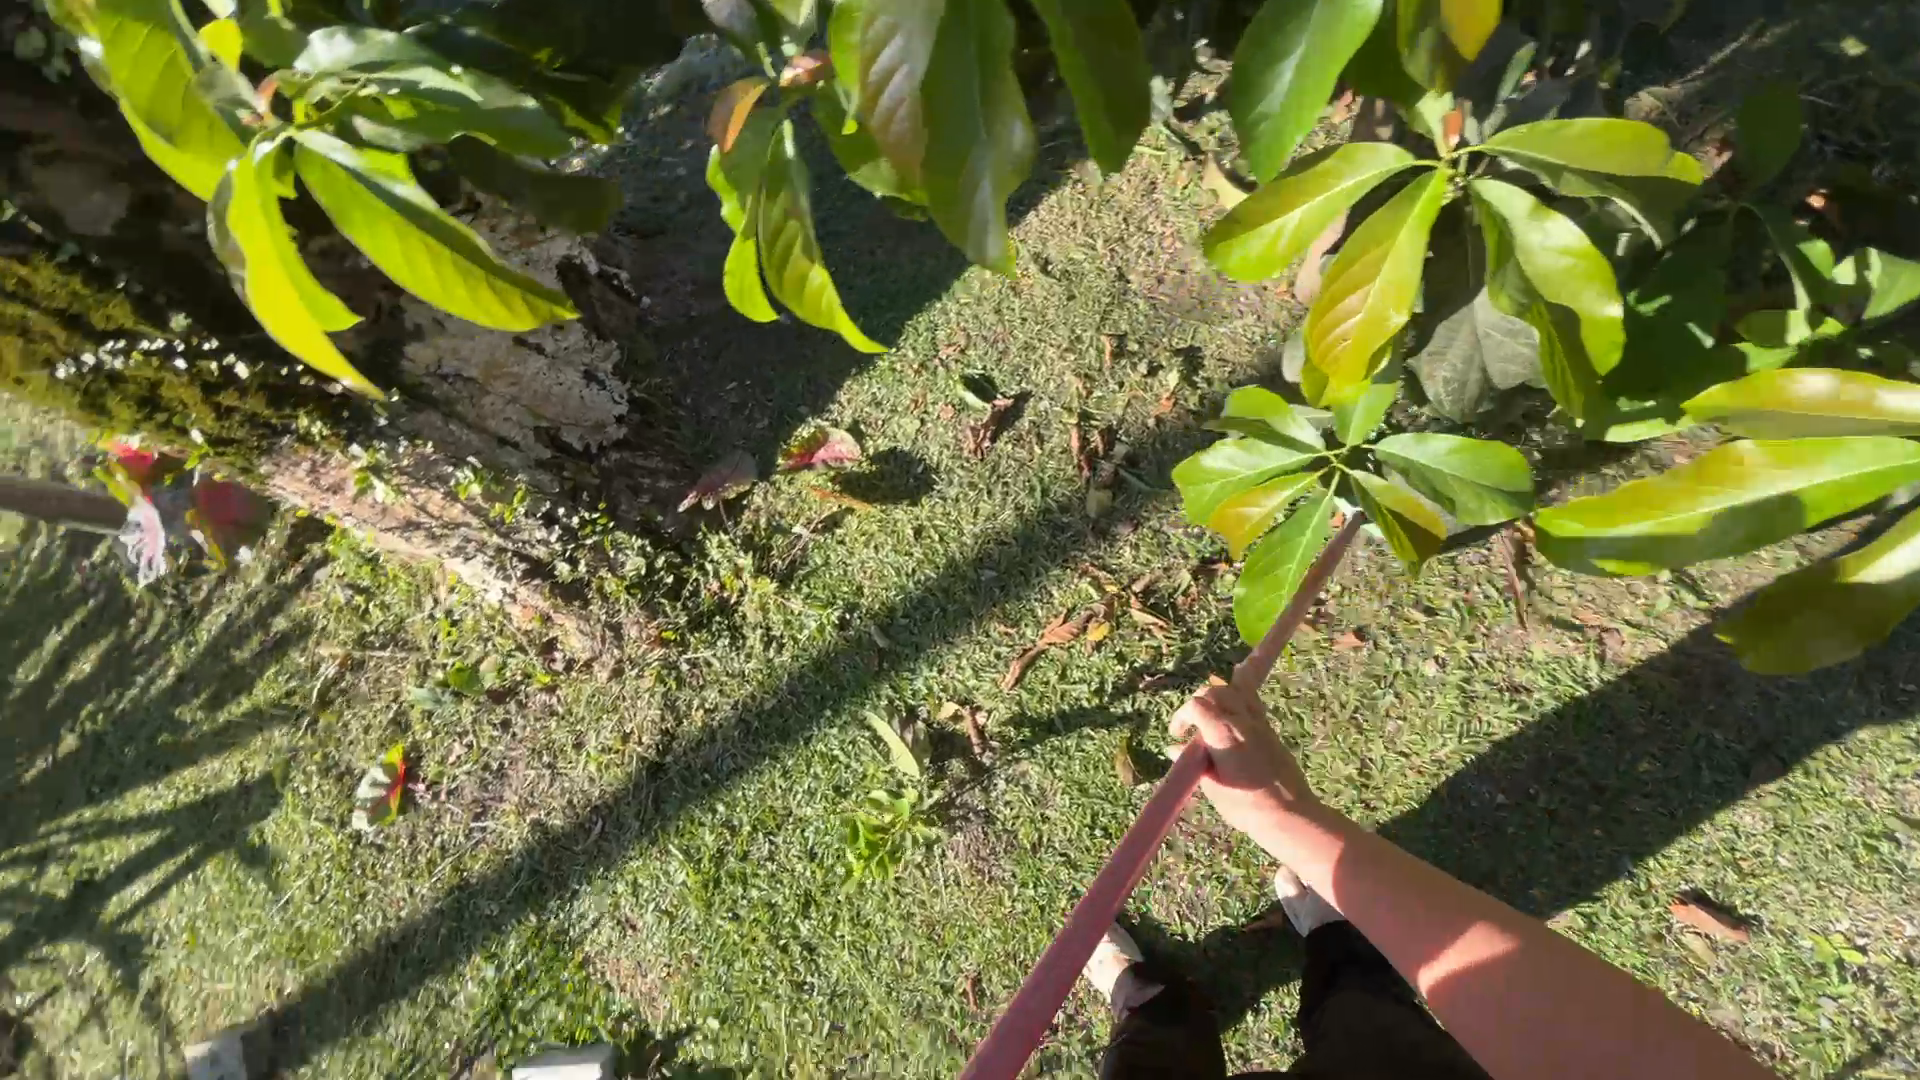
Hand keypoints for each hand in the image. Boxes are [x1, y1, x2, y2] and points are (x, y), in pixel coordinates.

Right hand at [1169, 683, 1317, 838]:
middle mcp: (1243, 722)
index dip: (1181, 716)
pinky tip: (1234, 716)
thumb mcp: (1213, 788)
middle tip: (1193, 725)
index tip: (1177, 734)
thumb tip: (1174, 750)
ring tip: (1214, 715)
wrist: (1291, 816)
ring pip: (1238, 691)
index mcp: (1224, 733)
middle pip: (1216, 691)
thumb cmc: (1247, 806)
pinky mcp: (1271, 732)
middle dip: (1199, 702)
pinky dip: (1240, 700)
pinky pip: (1253, 703)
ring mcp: (1260, 724)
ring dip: (1221, 697)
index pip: (1196, 705)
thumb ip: (1195, 763)